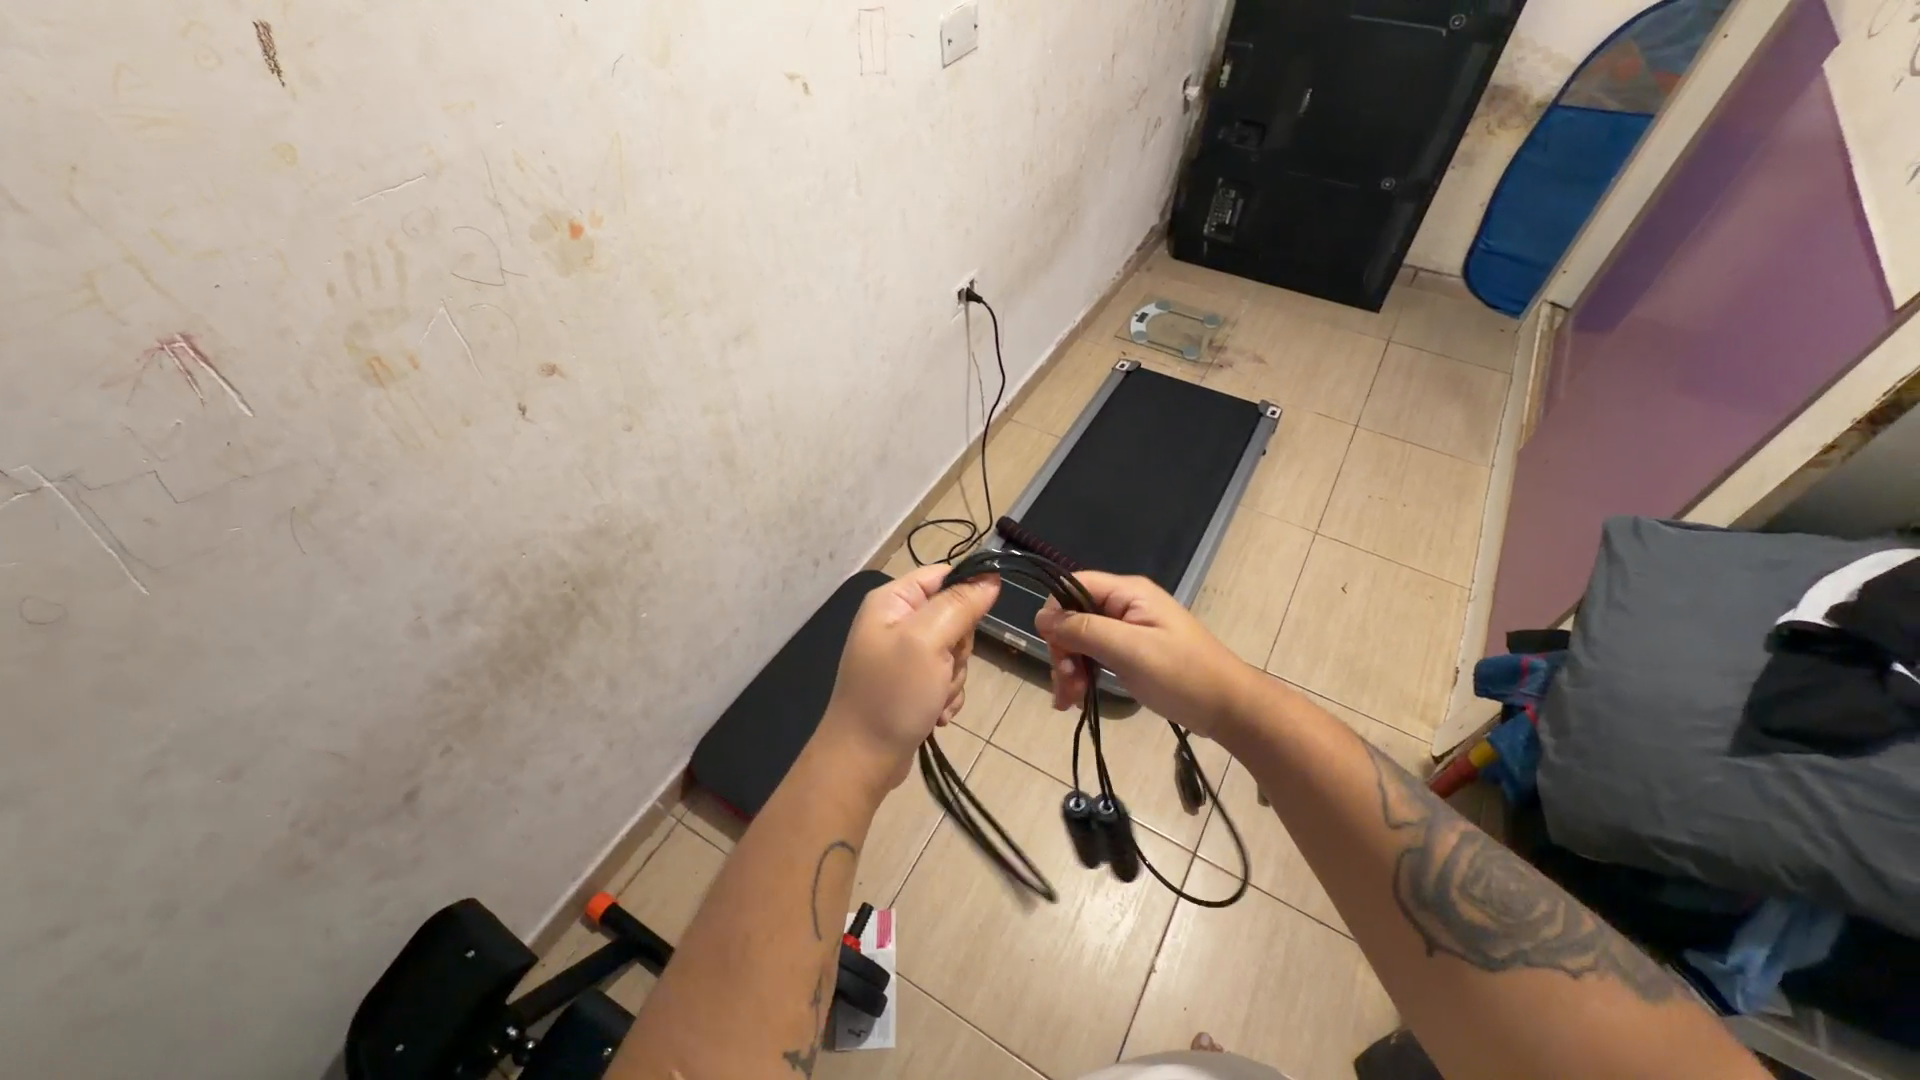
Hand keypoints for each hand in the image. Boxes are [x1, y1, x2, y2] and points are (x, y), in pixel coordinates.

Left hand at [817, 564, 1000, 791]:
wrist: (862, 760)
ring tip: (935, 699)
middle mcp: (896, 622)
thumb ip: (960, 605)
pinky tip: (935, 715)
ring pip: (955, 651)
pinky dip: (947, 697)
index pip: (944, 576)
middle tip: (943, 668)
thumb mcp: (928, 641)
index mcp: (892, 601)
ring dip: (954, 678)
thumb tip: (991, 577)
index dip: (968, 593)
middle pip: (954, 615)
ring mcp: (903, 656)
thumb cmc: (892, 695)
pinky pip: (947, 678)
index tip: (976, 623)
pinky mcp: (911, 684)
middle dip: (959, 648)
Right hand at [1033, 572, 1253, 739]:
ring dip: (1069, 668)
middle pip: (1073, 616)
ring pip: (1080, 639)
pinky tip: (1075, 699)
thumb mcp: (1131, 651)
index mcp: (1128, 593)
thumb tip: (1041, 617)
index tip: (1052, 649)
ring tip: (1070, 700)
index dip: (1055, 613)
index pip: (1072, 586)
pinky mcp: (1130, 653)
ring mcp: (1127, 630)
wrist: (1228, 708)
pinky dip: (1081, 675)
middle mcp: (1124, 605)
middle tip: (1066, 687)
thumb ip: (1084, 630)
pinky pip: (1094, 656)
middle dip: (1063, 650)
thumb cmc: (1183, 675)